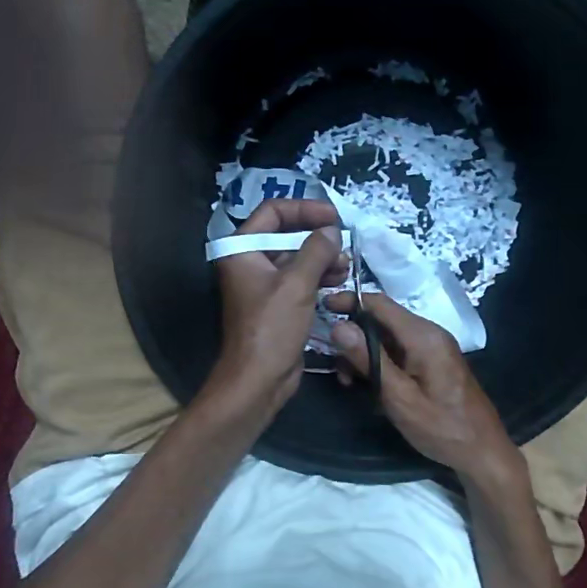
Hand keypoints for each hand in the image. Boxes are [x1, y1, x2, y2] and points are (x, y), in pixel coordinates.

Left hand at [209, 199, 347, 412]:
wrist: (258, 378)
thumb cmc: (271, 327)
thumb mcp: (297, 284)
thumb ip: (316, 250)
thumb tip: (332, 230)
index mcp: (241, 249)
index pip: (273, 212)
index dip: (305, 209)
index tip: (334, 217)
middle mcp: (248, 261)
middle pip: (286, 234)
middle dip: (317, 237)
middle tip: (344, 245)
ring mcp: (262, 283)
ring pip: (296, 257)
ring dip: (322, 258)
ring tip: (345, 266)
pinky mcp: (276, 302)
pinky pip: (299, 279)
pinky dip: (318, 276)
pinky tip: (339, 280)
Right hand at [325, 292, 521, 481]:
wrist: (482, 452)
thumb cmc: (441, 427)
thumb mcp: (398, 396)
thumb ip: (368, 359)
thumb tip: (338, 327)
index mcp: (423, 336)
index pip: (379, 303)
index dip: (349, 301)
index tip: (322, 308)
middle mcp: (428, 333)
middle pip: (381, 320)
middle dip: (353, 337)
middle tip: (336, 367)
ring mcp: (432, 347)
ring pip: (386, 337)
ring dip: (363, 355)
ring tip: (349, 383)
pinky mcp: (431, 361)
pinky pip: (397, 351)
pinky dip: (378, 363)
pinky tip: (370, 387)